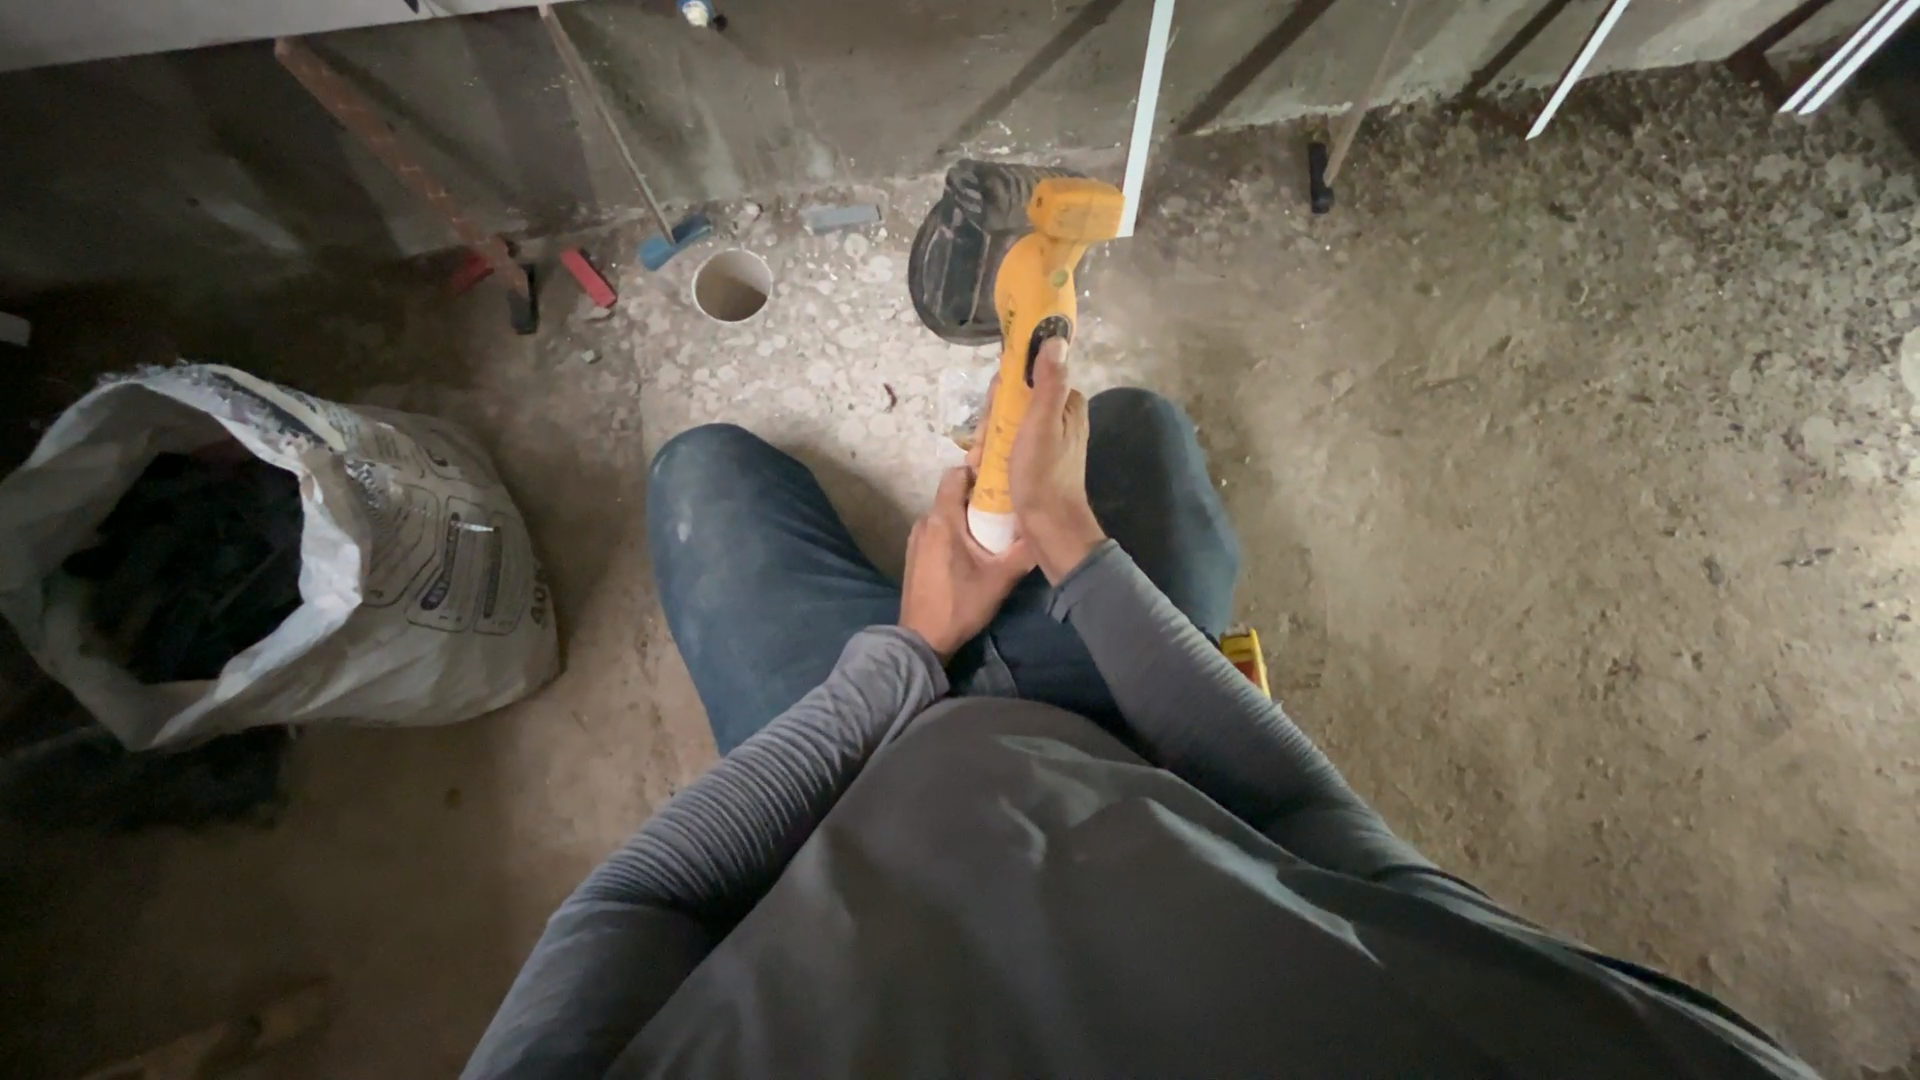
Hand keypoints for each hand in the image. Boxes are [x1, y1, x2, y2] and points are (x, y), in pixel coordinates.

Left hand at [899, 467, 1036, 660]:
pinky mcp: (914, 554)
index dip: (977, 470)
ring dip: (966, 516)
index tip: (1001, 477)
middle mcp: (925, 522)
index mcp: (943, 521)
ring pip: (945, 514)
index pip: (955, 475)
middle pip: (952, 495)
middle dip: (978, 496)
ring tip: (993, 529)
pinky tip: (972, 549)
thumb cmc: (960, 605)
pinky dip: (954, 531)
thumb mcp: (1000, 580)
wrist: (923, 638)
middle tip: (1006, 506)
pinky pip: (937, 530)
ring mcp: (916, 538)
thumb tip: (1046, 531)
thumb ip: (1024, 552)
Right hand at [1007, 338, 1105, 582]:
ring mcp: (1048, 442)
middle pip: (1014, 404)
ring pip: (1007, 427)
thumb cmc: (1044, 476)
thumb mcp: (1042, 424)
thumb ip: (1048, 382)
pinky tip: (983, 470)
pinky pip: (1009, 448)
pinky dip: (994, 457)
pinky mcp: (1037, 463)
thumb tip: (1054, 337)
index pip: (1026, 379)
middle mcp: (1060, 419)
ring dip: (988, 443)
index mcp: (1067, 404)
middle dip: (992, 424)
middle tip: (983, 448)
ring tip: (980, 463)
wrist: (1049, 529)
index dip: (1002, 393)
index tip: (990, 416)